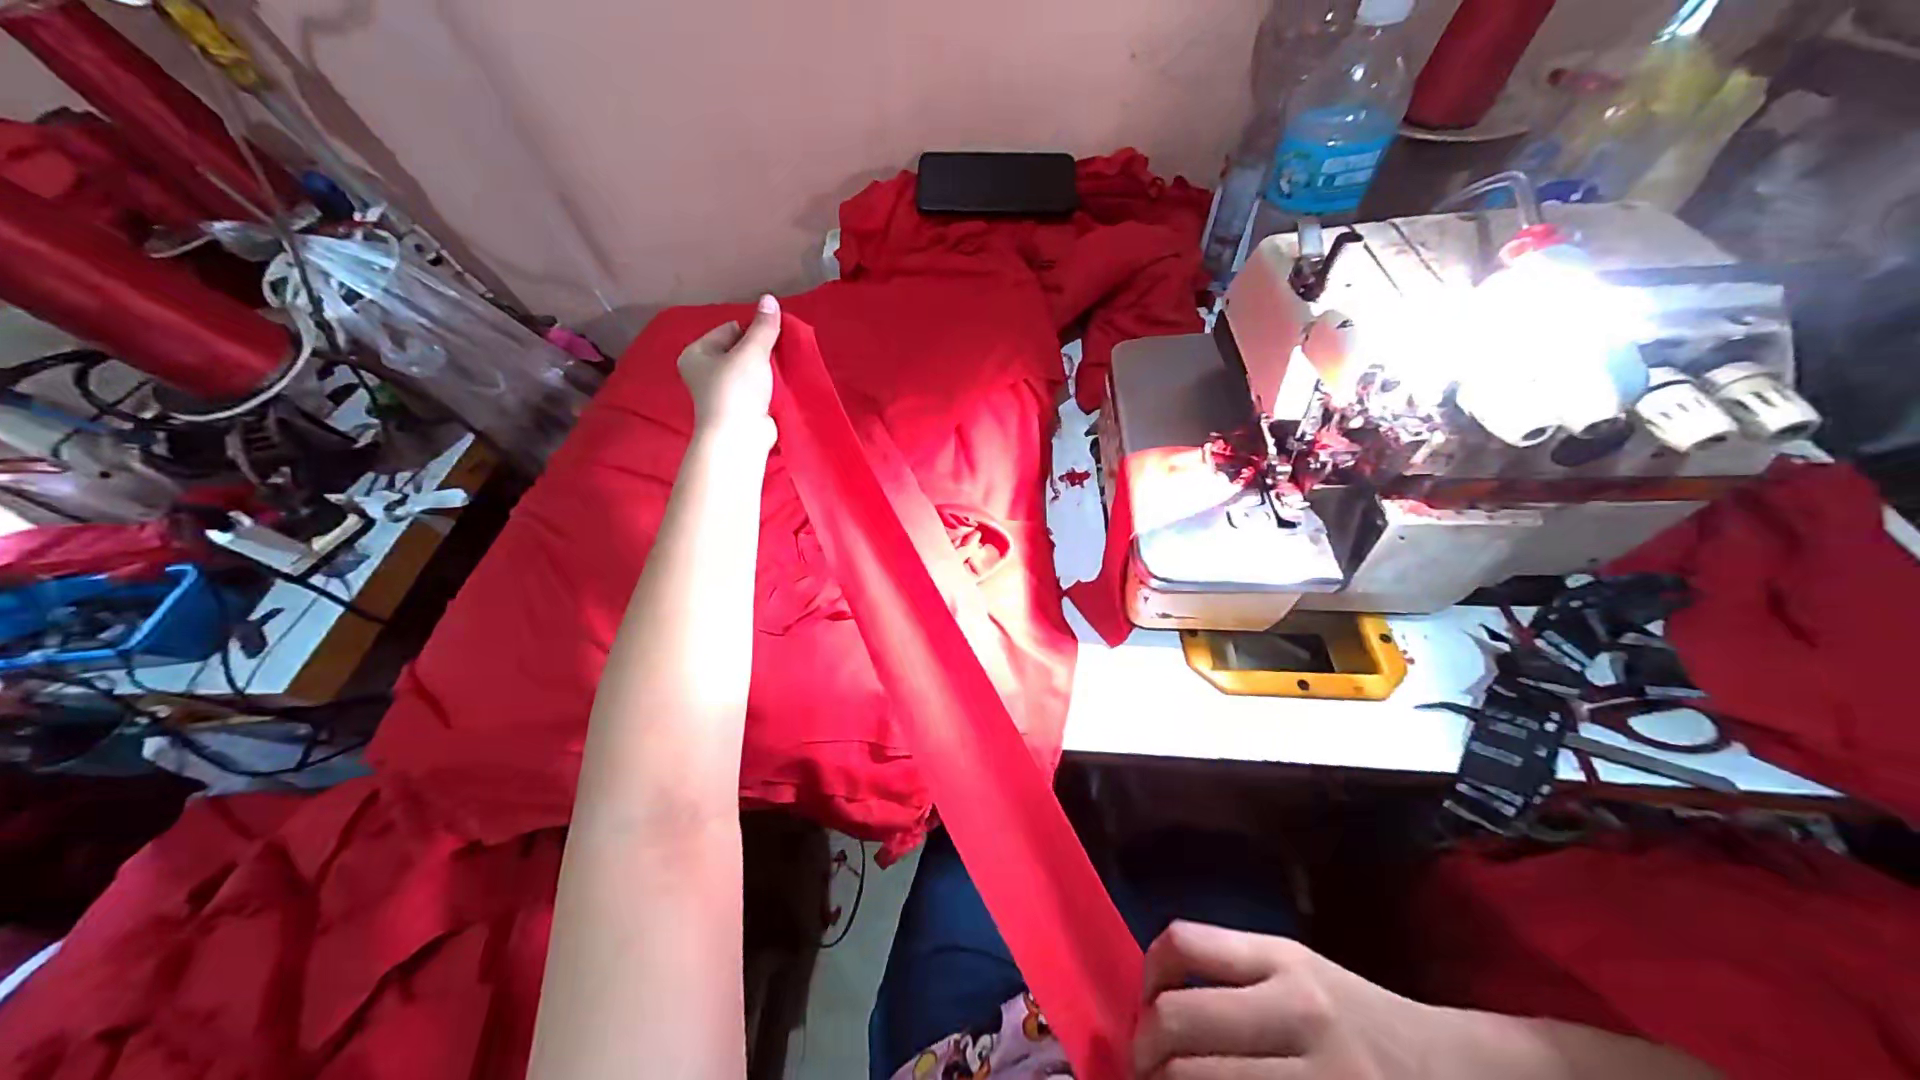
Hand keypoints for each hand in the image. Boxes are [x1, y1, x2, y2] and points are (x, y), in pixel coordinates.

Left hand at [678, 293, 779, 440]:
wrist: (739, 436)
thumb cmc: (736, 389)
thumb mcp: (752, 352)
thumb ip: (763, 326)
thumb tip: (769, 298)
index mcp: (695, 353)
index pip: (728, 329)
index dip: (750, 332)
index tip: (768, 340)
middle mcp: (703, 371)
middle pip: (738, 349)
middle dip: (758, 351)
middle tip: (775, 355)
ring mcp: (721, 392)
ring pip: (748, 370)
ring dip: (764, 369)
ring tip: (778, 371)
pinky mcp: (738, 408)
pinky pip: (755, 388)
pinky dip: (766, 387)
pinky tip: (779, 387)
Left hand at [1133, 922, 1440, 1079]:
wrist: (1456, 1072)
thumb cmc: (1357, 1016)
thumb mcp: (1296, 969)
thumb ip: (1229, 972)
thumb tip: (1150, 1003)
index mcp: (1283, 962)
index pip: (1183, 944)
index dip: (1148, 973)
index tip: (1148, 1002)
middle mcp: (1298, 1013)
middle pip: (1176, 1022)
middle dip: (1144, 1048)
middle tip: (1145, 1065)